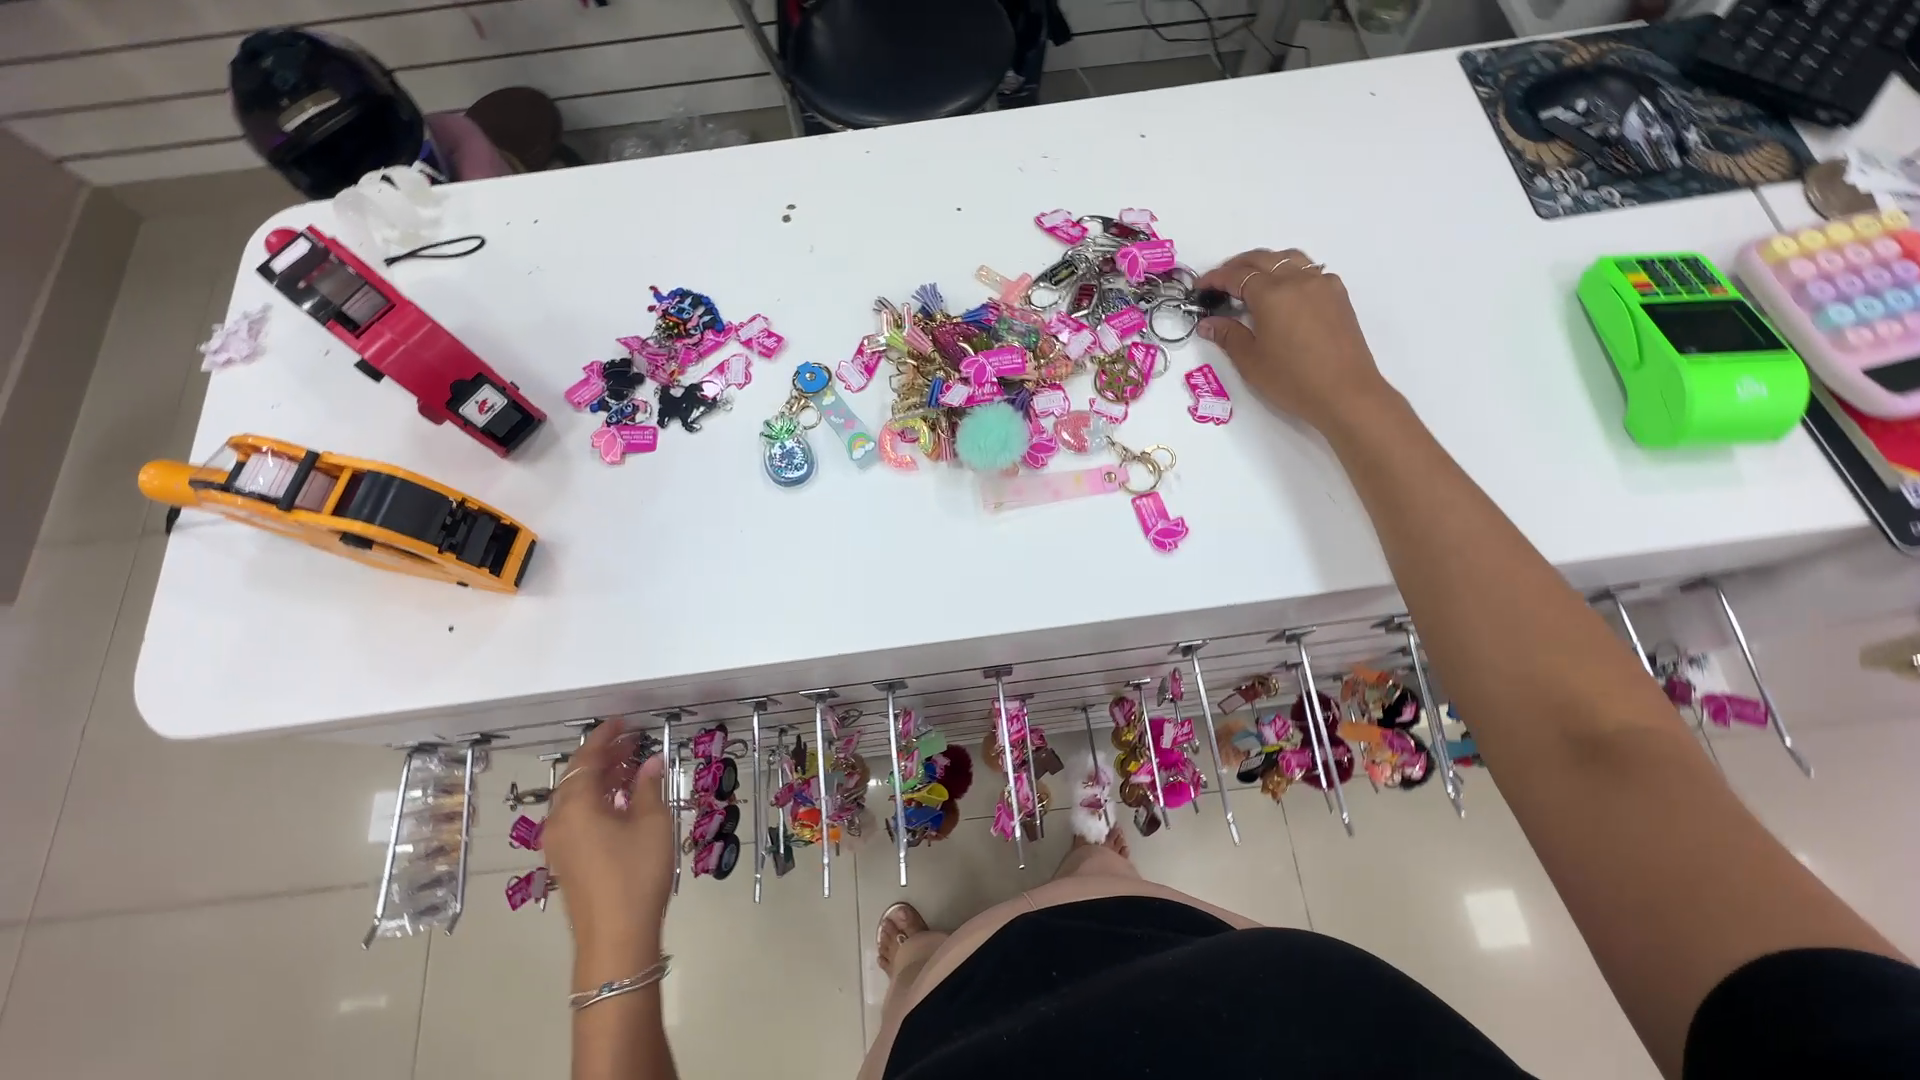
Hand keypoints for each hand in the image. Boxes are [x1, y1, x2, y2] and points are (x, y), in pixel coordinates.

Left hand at [543, 719, 674, 959]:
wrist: (616, 937)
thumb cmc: (636, 873)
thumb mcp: (652, 823)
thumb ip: (648, 787)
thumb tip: (651, 763)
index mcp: (575, 807)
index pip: (586, 760)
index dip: (605, 738)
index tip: (623, 722)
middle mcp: (559, 821)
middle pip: (578, 778)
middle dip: (605, 758)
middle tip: (633, 741)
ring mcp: (560, 844)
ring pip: (578, 799)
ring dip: (603, 780)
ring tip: (632, 767)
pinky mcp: (567, 861)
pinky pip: (579, 818)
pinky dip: (599, 801)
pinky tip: (623, 801)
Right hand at [1195, 248, 1396, 432]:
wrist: (1345, 393)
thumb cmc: (1292, 380)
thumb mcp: (1251, 361)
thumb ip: (1228, 335)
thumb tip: (1208, 323)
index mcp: (1272, 294)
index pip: (1237, 276)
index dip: (1215, 279)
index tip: (1200, 287)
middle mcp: (1298, 280)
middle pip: (1263, 259)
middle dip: (1237, 266)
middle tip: (1220, 282)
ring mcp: (1322, 284)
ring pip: (1289, 259)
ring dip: (1266, 263)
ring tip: (1251, 280)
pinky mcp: (1338, 295)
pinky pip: (1310, 271)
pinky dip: (1291, 273)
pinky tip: (1285, 293)